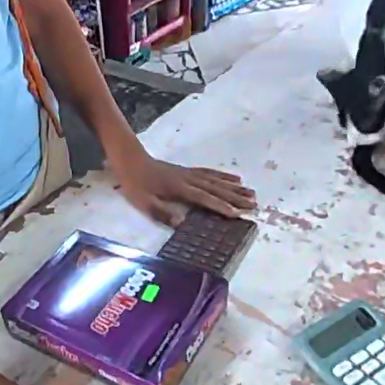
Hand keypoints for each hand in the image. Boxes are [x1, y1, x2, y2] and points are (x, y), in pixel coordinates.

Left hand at [108, 148, 255, 224]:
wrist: (131, 161)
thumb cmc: (135, 184)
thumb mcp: (143, 202)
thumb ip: (162, 212)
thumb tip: (181, 223)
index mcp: (179, 188)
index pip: (204, 199)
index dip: (221, 207)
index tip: (237, 215)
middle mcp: (188, 179)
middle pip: (216, 189)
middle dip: (236, 198)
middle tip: (254, 205)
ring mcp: (189, 173)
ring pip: (217, 180)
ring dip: (235, 187)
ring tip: (252, 193)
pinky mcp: (187, 171)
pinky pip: (210, 173)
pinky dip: (224, 176)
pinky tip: (235, 178)